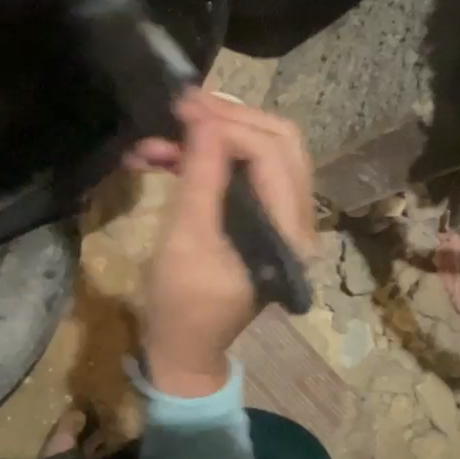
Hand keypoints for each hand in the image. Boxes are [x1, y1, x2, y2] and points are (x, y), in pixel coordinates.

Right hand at [133, 91, 317, 397]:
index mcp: (288, 231)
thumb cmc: (181, 306)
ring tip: (162, 134)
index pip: (272, 152)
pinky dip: (208, 159)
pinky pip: (242, 174)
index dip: (227, 124)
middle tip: (180, 107)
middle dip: (228, 119)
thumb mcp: (185, 242)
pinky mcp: (257, 221)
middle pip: (278, 143)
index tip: (179, 108)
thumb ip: (201, 179)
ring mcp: (279, 219)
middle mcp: (297, 220)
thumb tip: (203, 120)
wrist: (183, 352)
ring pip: (260, 154)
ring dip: (214, 137)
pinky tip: (167, 156)